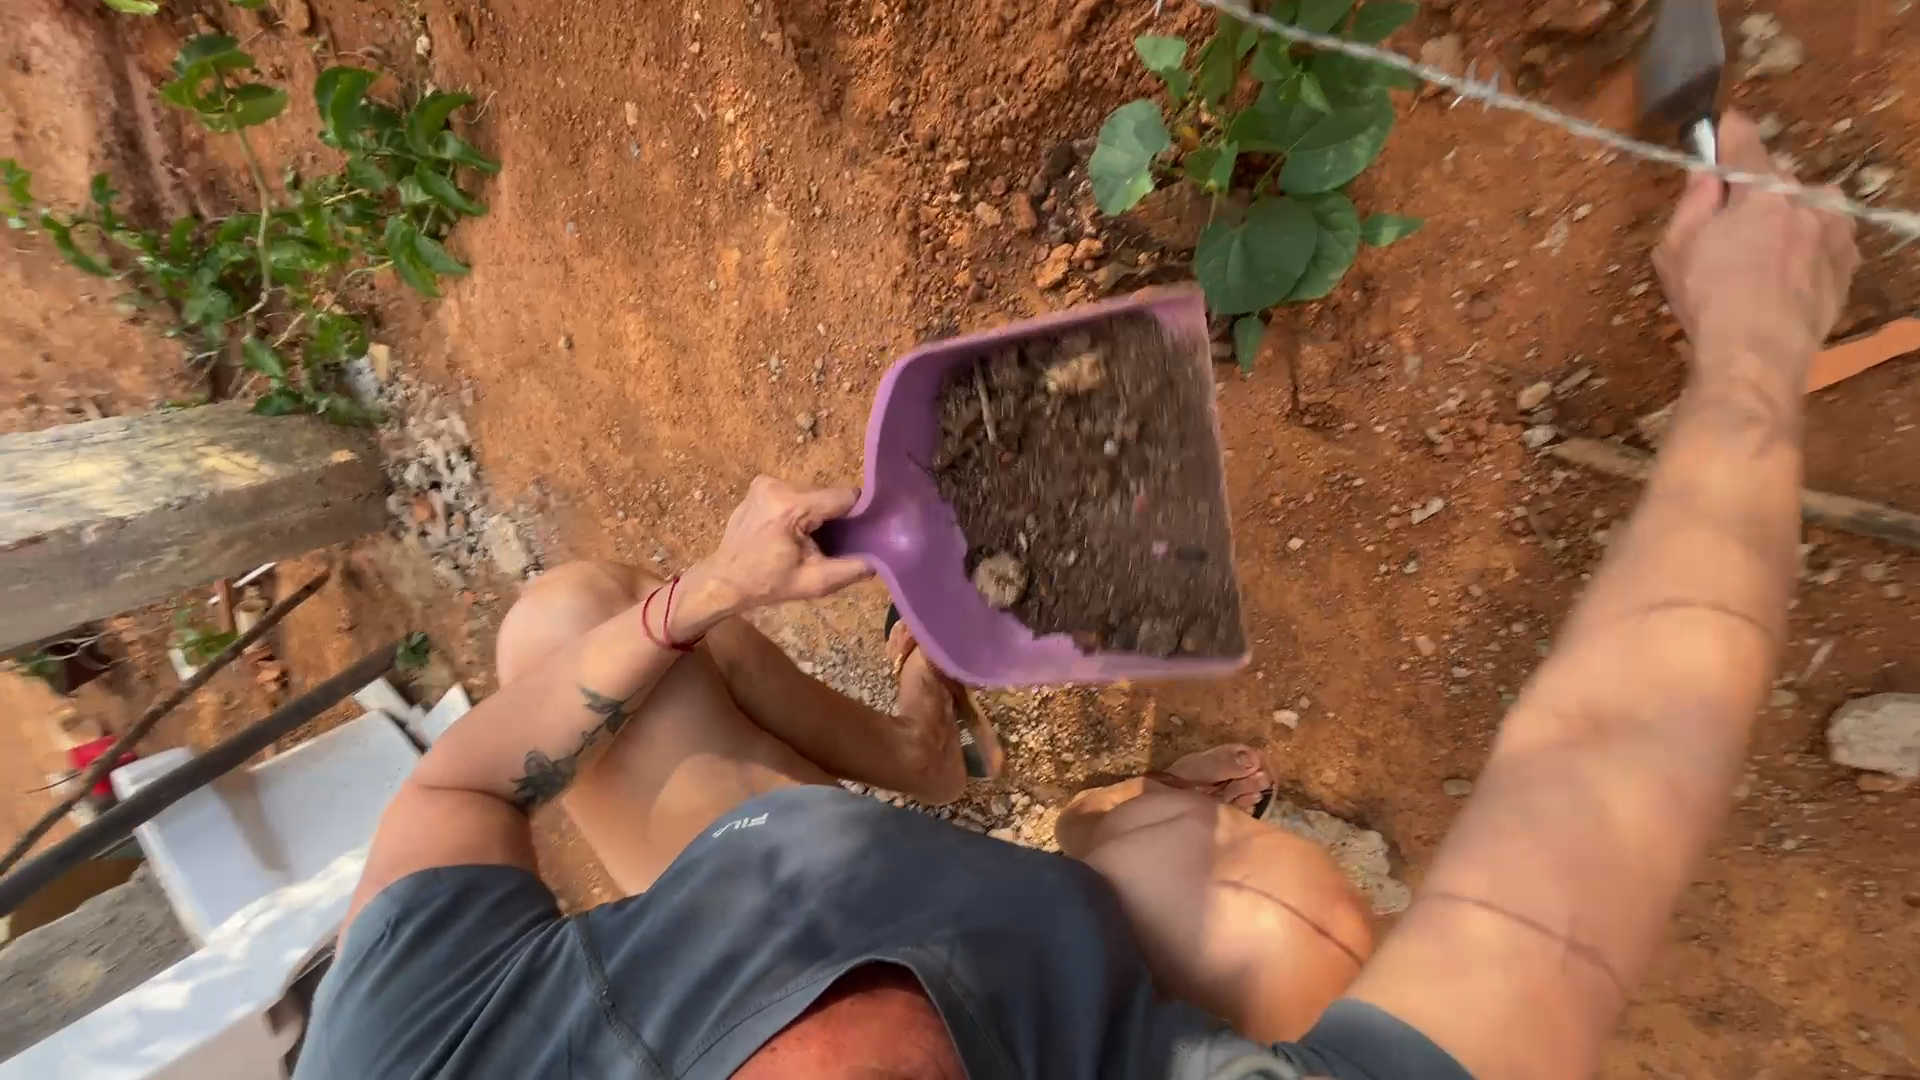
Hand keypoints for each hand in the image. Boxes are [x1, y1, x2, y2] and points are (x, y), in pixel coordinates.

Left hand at [673, 477, 871, 634]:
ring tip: (808, 540)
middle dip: (834, 517)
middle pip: (828, 494)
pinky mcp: (759, 485)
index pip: (845, 496)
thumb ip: (852, 569)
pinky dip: (800, 509)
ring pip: (812, 493)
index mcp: (792, 506)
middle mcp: (778, 485)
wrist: (723, 580)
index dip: (857, 514)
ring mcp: (765, 482)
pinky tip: (790, 532)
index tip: (859, 533)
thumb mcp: (815, 583)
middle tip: (829, 544)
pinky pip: (795, 493)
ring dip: (816, 513)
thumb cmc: (767, 584)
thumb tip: (881, 560)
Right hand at [1655, 111, 1860, 379]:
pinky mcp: (1848, 258)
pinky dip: (1796, 249)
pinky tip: (1771, 279)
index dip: (1729, 133)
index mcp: (1762, 192)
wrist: (1758, 345)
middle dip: (1750, 197)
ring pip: (1801, 211)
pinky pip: (1818, 240)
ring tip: (1747, 263)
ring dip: (1778, 224)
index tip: (1723, 120)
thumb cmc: (1706, 296)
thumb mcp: (1675, 250)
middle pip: (1775, 184)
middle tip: (1721, 229)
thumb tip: (1703, 176)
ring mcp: (1836, 227)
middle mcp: (1809, 197)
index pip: (1745, 149)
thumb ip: (1691, 206)